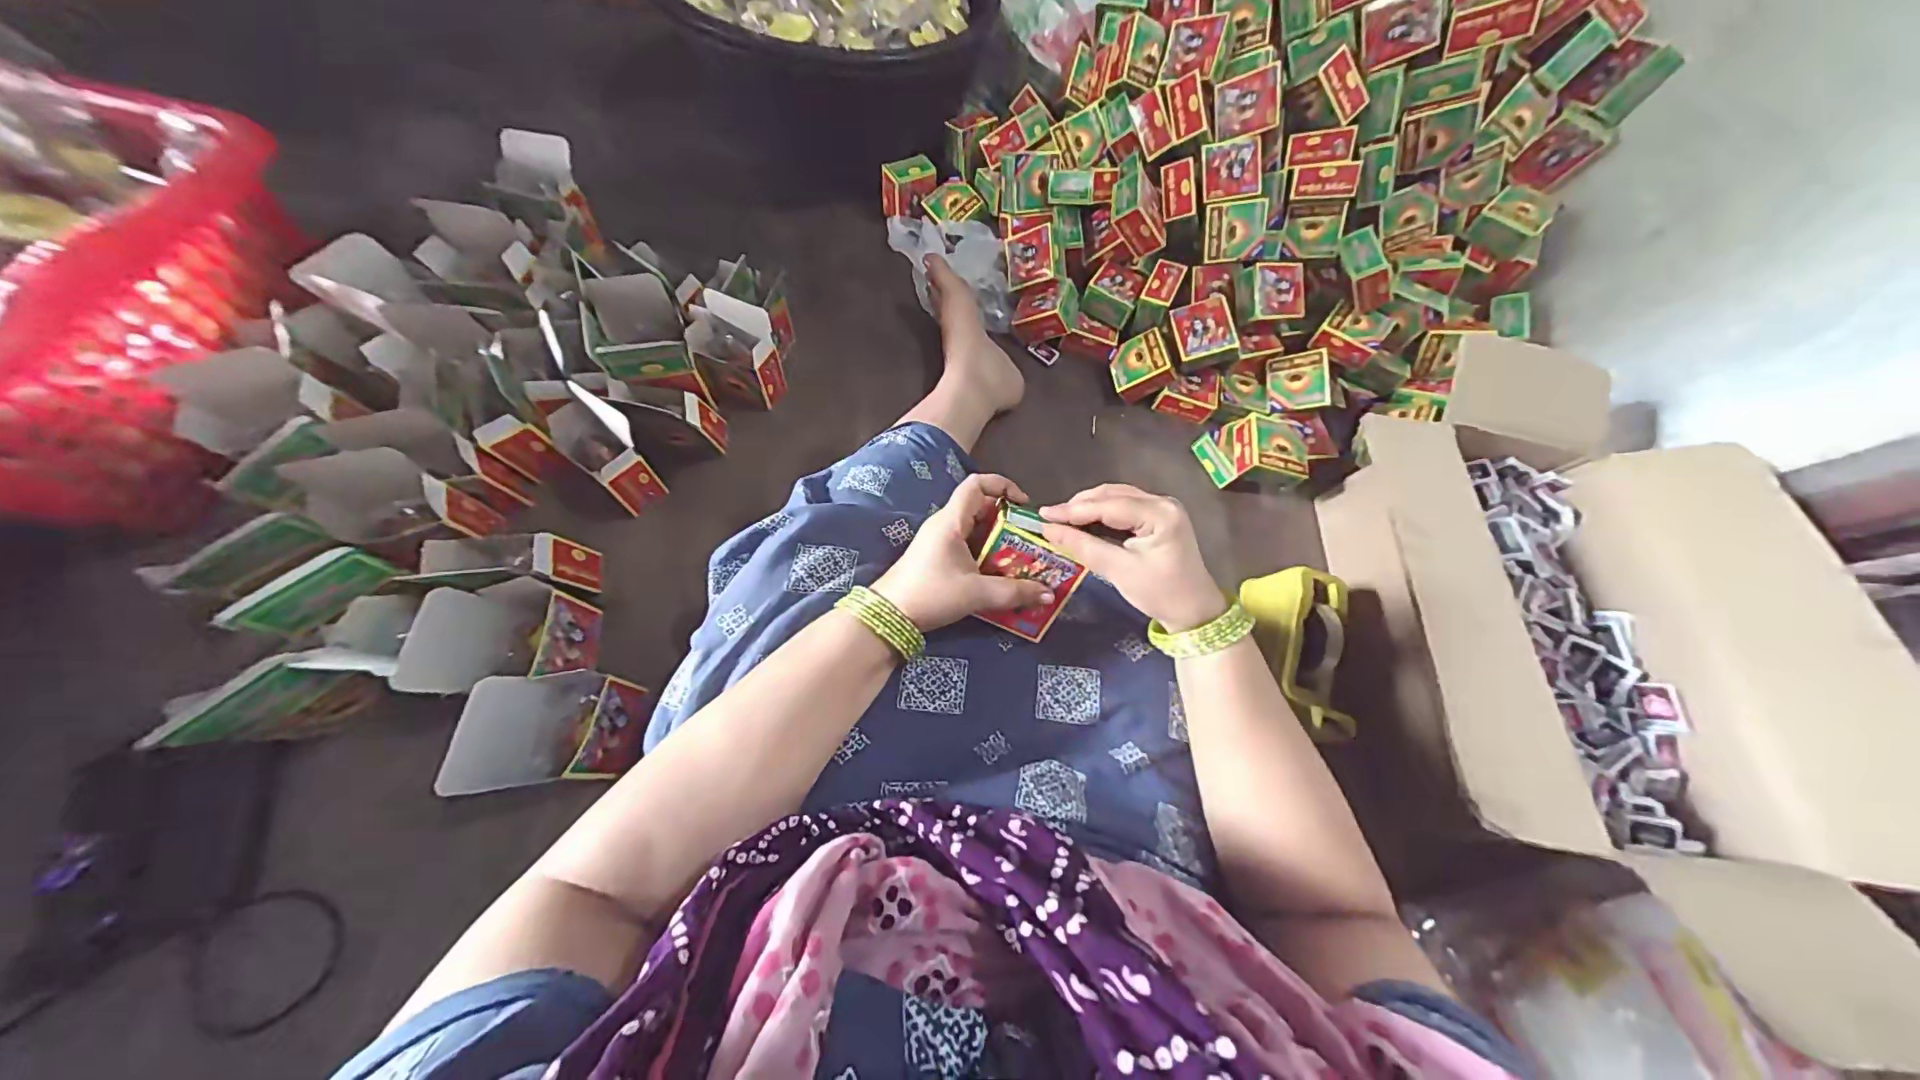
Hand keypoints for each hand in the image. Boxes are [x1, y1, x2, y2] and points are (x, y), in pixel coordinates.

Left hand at [871, 474, 1053, 631]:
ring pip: (973, 528)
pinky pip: (965, 544)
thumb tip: (1048, 594)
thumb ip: (1015, 592)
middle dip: (1006, 519)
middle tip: (1026, 538)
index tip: (1023, 504)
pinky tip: (997, 572)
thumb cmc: (931, 594)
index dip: (1003, 486)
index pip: (977, 484)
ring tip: (1018, 557)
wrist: (889, 615)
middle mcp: (944, 525)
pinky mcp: (935, 556)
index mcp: (951, 521)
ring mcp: (938, 540)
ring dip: (996, 538)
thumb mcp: (977, 593)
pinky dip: (984, 551)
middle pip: (979, 506)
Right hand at [1038, 484, 1226, 631]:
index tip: (1044, 514)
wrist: (1194, 613)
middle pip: (1112, 495)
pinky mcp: (1159, 518)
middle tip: (1051, 517)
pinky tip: (1084, 521)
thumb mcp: (1119, 570)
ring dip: (1089, 507)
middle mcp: (1163, 503)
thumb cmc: (1160, 593)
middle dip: (1080, 505)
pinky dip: (1102, 513)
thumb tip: (1049, 530)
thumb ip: (1083, 546)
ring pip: (1117, 498)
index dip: (1073, 509)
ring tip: (1063, 519)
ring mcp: (1163, 508)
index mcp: (1160, 514)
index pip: (1108, 505)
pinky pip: (1124, 507)